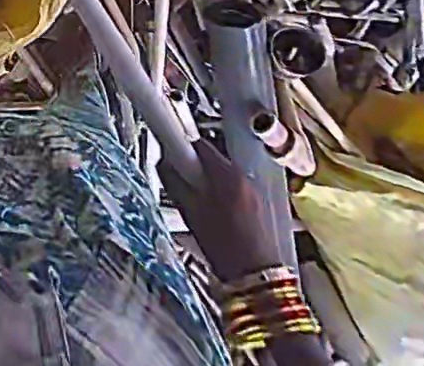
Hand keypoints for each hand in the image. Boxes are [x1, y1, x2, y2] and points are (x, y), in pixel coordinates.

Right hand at [161, 140, 286, 280]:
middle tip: (182, 183)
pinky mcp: (259, 202)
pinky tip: (217, 215)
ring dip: (209, 180)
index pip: (199, 143)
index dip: (181, 146)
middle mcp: (243, 176)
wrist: (257, 279)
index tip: (170, 150)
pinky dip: (223, 193)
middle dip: (195, 167)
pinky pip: (235, 187)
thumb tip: (164, 164)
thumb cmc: (226, 250)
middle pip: (211, 157)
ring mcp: (253, 189)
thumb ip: (174, 183)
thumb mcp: (191, 214)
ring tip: (200, 204)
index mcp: (226, 175)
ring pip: (222, 173)